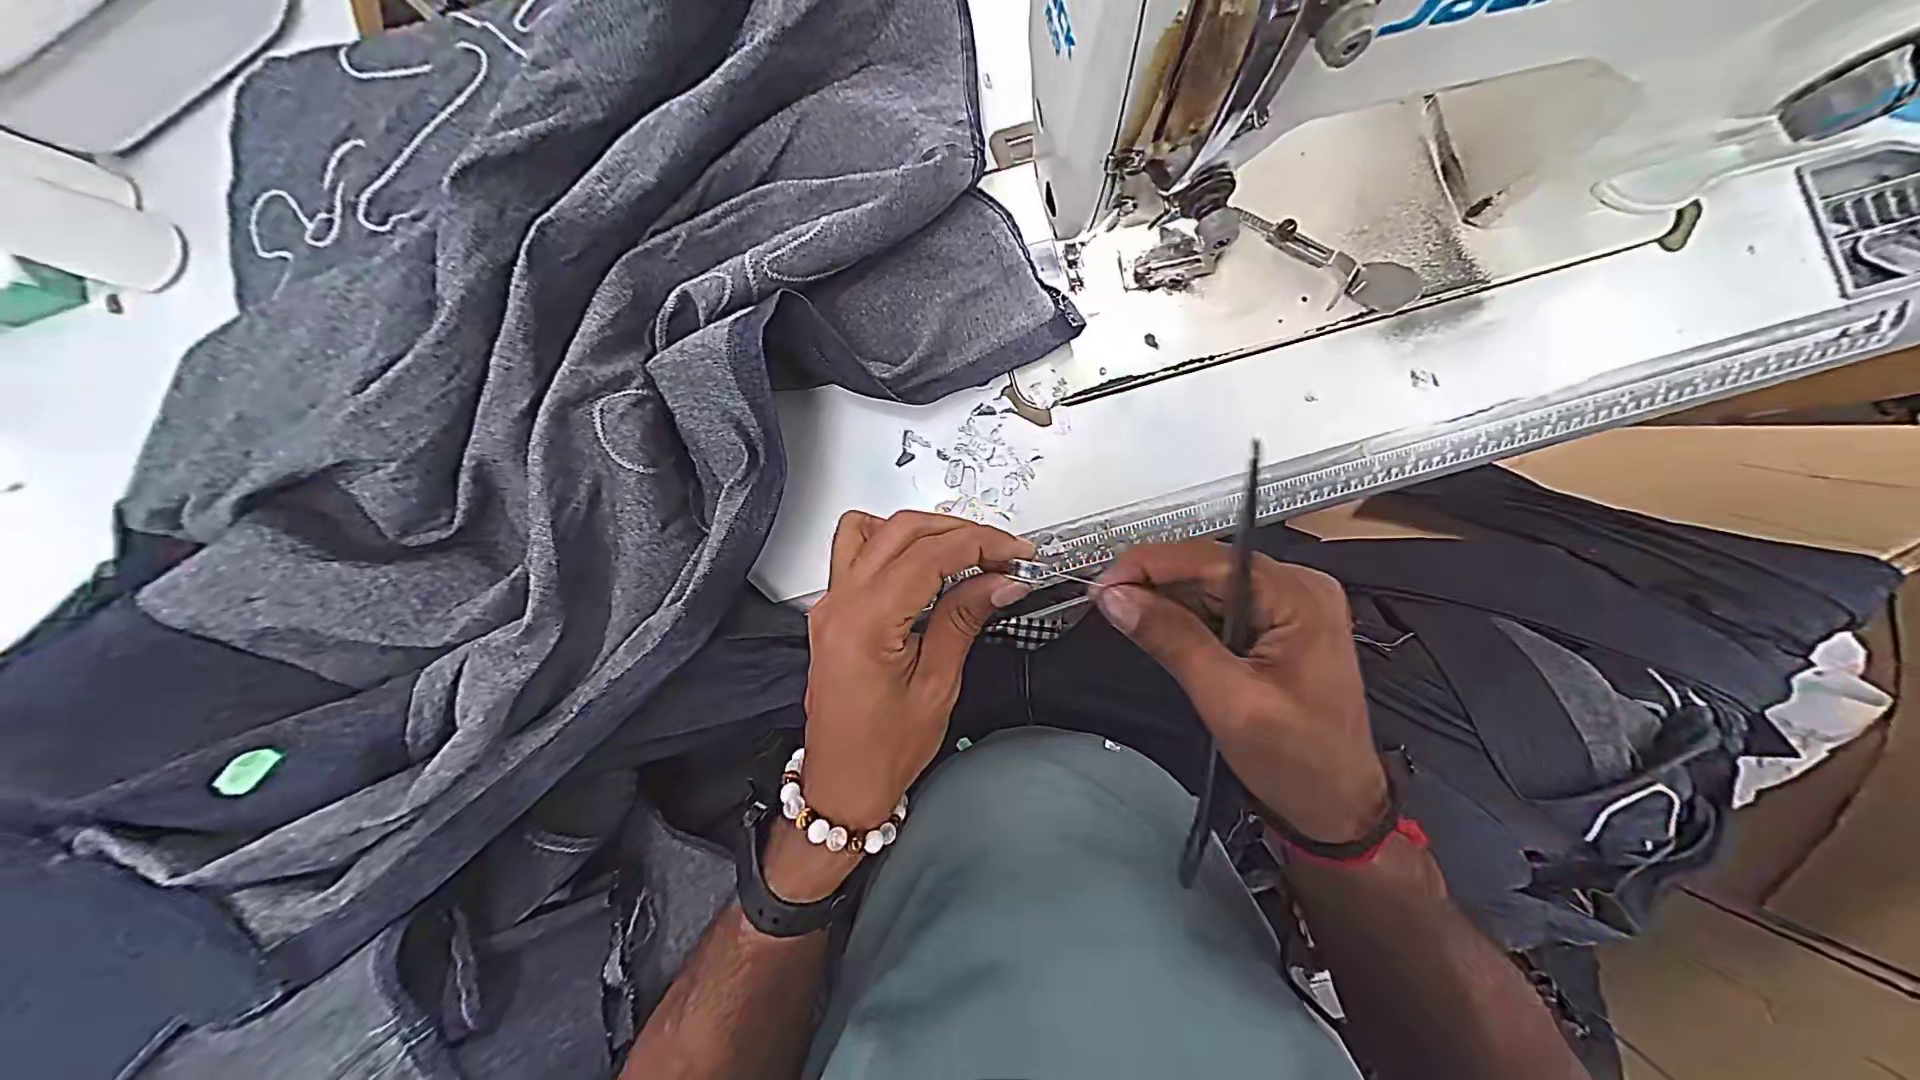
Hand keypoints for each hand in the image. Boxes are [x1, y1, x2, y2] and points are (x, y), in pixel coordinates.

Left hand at [801, 511, 1033, 831]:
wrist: (843, 782)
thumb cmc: (881, 751)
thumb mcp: (937, 685)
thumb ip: (963, 619)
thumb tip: (997, 581)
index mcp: (865, 623)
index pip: (930, 554)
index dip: (981, 544)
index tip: (1015, 553)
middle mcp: (839, 604)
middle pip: (903, 530)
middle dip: (961, 531)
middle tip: (1002, 552)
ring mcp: (830, 603)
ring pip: (875, 528)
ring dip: (924, 529)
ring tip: (964, 550)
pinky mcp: (832, 609)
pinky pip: (855, 549)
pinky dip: (891, 541)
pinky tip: (920, 562)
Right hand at [1094, 542, 1388, 843]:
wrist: (1335, 805)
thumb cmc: (1306, 762)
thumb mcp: (1228, 700)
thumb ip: (1172, 641)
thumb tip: (1122, 600)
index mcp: (1300, 598)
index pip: (1209, 559)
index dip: (1148, 565)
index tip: (1106, 584)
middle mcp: (1297, 592)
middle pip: (1205, 567)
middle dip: (1150, 583)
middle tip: (1108, 603)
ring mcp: (1286, 607)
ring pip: (1204, 585)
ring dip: (1162, 600)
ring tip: (1127, 618)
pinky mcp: (1271, 625)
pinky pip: (1214, 606)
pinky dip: (1179, 616)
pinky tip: (1158, 631)